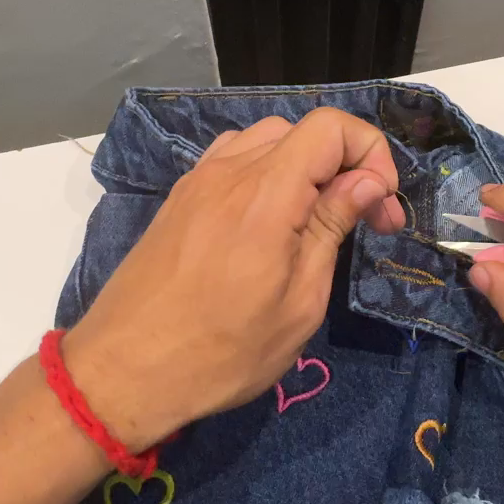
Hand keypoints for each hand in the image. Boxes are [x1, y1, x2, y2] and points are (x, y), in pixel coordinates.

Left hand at [63, 108, 404, 449]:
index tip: (382, 207)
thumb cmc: (222, 351)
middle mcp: (231, 170)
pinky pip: (236, 156)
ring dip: (307, 164)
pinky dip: (269, 169)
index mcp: (266, 193)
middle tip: (363, 218)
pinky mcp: (182, 197)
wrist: (120, 375)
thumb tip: (368, 180)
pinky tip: (272, 214)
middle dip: (347, 163)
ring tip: (318, 215)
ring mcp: (200, 179)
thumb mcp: (299, 300)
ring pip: (269, 137)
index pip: (331, 128)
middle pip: (305, 129)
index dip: (371, 153)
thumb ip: (332, 225)